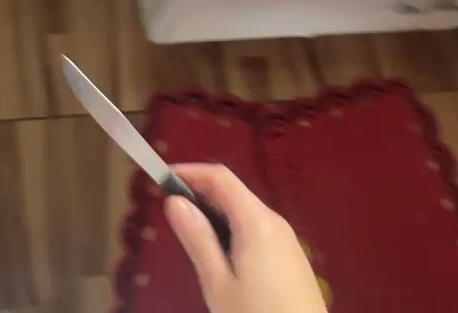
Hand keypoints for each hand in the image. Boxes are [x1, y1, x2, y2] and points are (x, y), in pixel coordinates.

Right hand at [164, 163, 326, 312]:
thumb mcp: (218, 284)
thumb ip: (198, 239)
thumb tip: (175, 201)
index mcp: (256, 220)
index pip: (220, 177)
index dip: (191, 172)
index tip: (163, 180)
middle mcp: (275, 221)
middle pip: (234, 193)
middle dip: (203, 195)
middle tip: (174, 214)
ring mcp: (288, 240)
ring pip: (246, 213)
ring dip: (218, 215)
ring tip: (195, 238)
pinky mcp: (293, 259)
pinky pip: (259, 231)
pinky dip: (236, 231)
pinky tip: (225, 258)